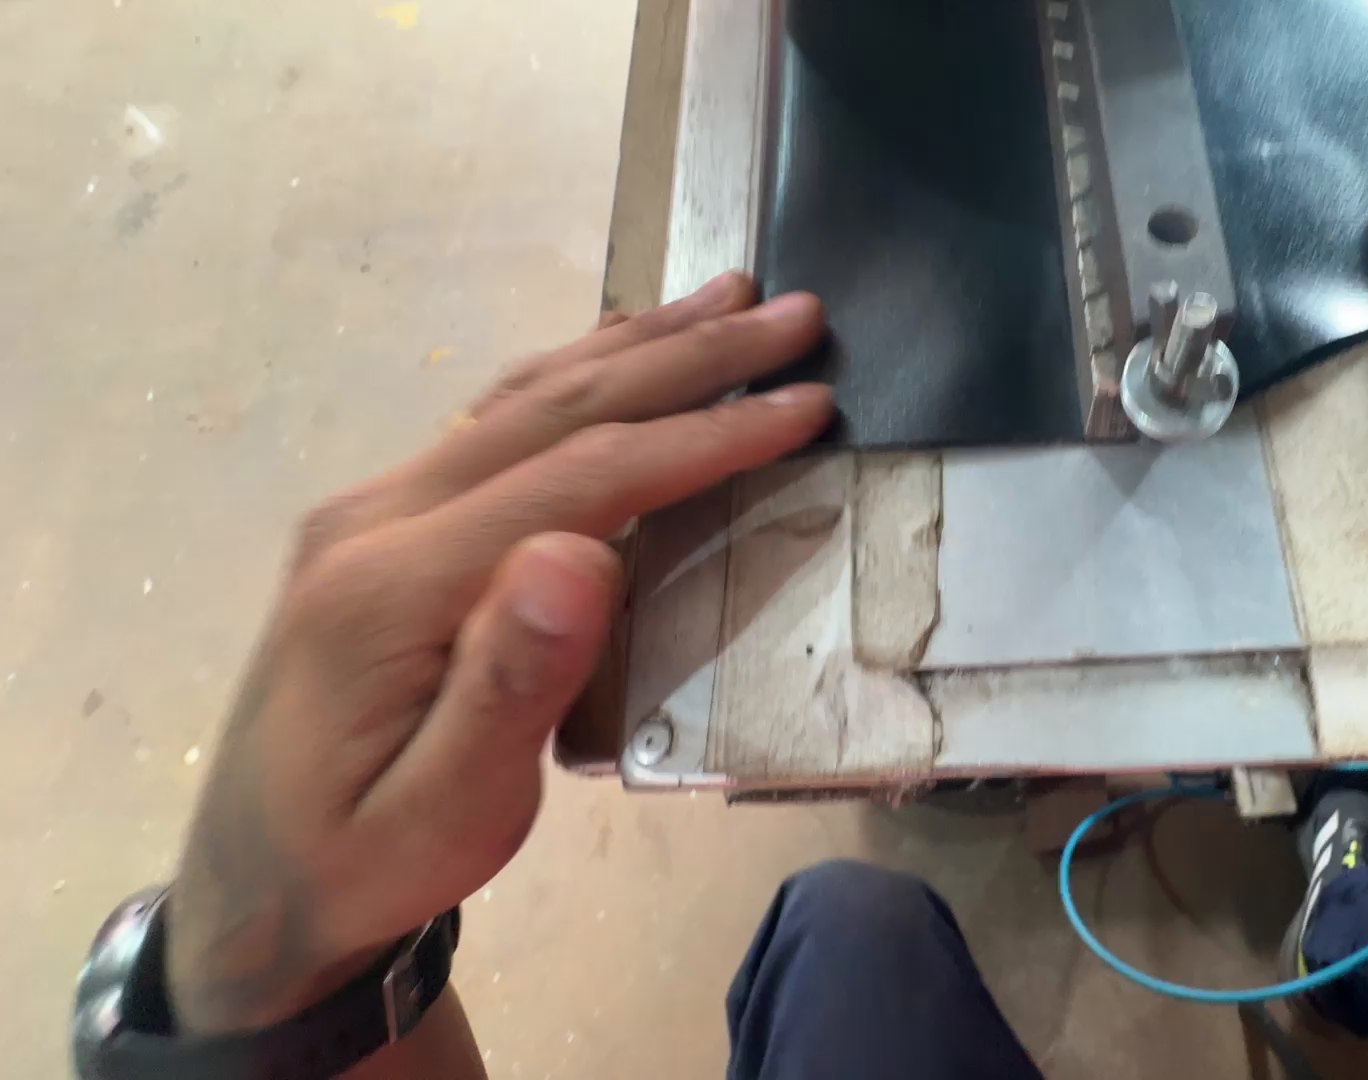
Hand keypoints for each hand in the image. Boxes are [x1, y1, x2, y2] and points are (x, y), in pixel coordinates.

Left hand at [166, 273, 833, 1032]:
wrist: (262, 882)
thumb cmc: (377, 856)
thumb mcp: (449, 805)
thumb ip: (509, 680)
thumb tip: (579, 555)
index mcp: (402, 580)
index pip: (590, 473)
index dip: (708, 433)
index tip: (805, 403)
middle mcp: (388, 510)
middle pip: (567, 403)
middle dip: (696, 354)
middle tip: (793, 314)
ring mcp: (389, 501)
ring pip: (538, 390)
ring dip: (647, 340)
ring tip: (729, 298)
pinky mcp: (403, 513)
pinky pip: (511, 414)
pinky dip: (590, 368)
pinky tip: (630, 347)